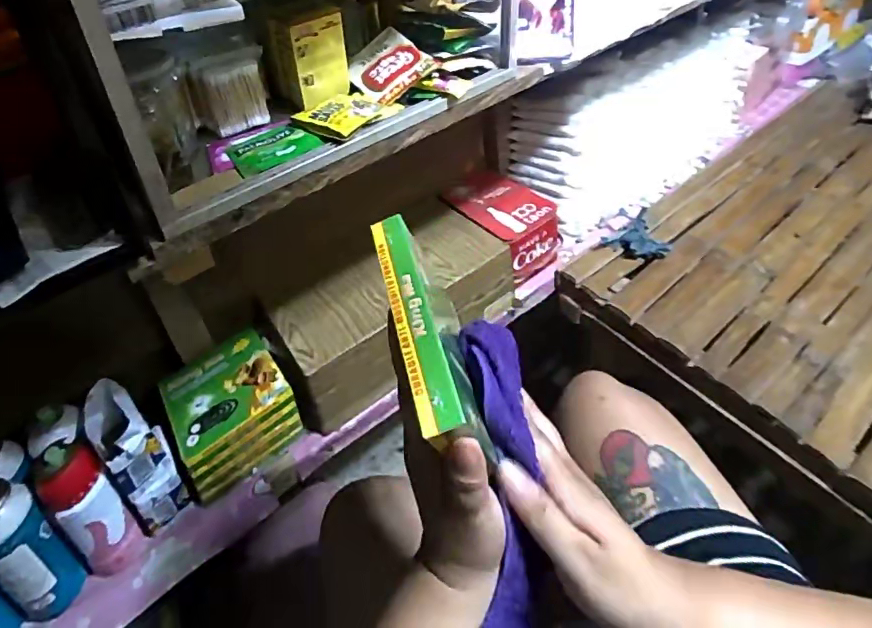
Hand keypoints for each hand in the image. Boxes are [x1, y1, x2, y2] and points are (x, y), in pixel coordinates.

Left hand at [386, 319, 505, 600]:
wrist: (458, 575)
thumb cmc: (463, 543)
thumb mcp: (469, 517)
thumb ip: (466, 483)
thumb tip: (464, 442)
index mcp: (423, 432)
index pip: (409, 375)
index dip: (403, 338)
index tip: (400, 300)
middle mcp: (425, 424)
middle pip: (418, 370)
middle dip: (420, 333)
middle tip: (430, 296)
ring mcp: (436, 433)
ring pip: (433, 381)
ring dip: (437, 350)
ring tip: (450, 317)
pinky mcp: (451, 443)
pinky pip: (451, 397)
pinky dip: (457, 374)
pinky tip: (472, 363)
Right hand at [496, 395, 688, 627]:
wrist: (660, 600)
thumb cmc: (617, 582)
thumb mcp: (576, 555)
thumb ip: (541, 512)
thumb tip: (503, 466)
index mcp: (566, 483)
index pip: (532, 435)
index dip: (506, 407)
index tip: (479, 380)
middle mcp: (570, 473)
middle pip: (538, 428)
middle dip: (511, 399)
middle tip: (480, 374)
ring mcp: (575, 482)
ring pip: (543, 436)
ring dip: (520, 410)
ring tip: (494, 391)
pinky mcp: (576, 495)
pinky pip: (546, 453)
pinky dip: (530, 433)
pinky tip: (519, 433)